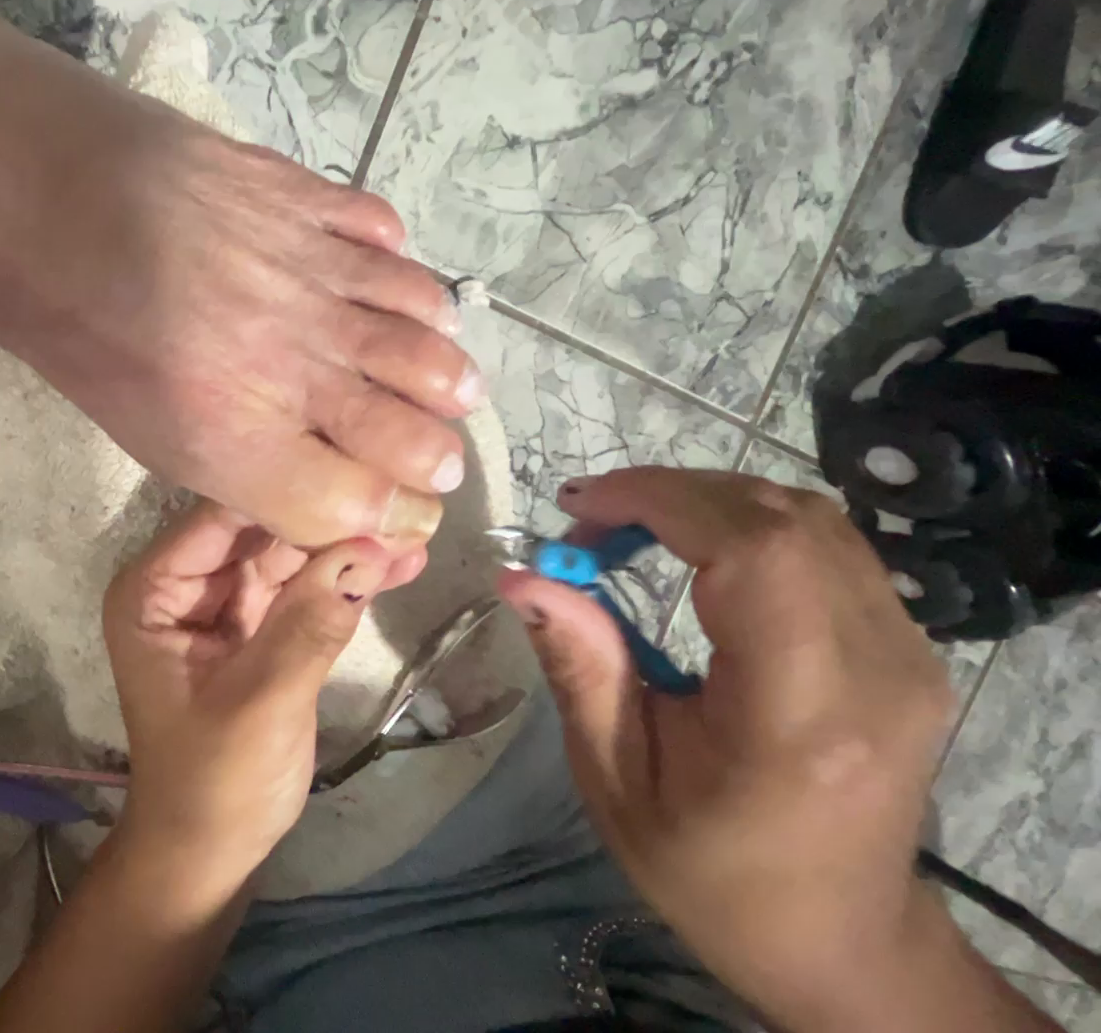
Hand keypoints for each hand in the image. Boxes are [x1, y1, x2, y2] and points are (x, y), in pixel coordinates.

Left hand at [0, 0, 479, 549]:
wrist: (58, 218)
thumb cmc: (96, 348)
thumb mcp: (161, 443)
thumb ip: (255, 472)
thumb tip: (333, 485)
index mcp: (244, 448)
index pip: (364, 505)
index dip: (394, 513)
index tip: (400, 506)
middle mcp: (297, 371)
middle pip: (416, 434)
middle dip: (436, 454)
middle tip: (436, 452)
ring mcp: (314, 281)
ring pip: (426, 337)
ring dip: (443, 370)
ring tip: (445, 381)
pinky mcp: (313, 204)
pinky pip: (388, 244)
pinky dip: (405, 276)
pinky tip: (394, 289)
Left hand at [101, 501, 407, 891]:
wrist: (212, 848)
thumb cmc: (215, 781)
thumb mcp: (260, 701)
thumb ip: (309, 624)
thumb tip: (371, 547)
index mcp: (152, 590)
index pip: (220, 519)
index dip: (287, 493)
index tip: (361, 474)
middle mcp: (183, 584)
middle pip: (259, 531)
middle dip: (327, 521)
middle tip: (403, 500)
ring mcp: (223, 604)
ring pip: (288, 557)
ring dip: (347, 548)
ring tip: (416, 525)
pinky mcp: (259, 628)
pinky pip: (304, 592)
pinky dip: (346, 582)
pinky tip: (401, 564)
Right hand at [499, 468, 960, 1029]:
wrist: (834, 933)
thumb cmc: (707, 868)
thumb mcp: (614, 776)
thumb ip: (577, 664)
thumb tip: (519, 576)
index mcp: (801, 714)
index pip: (755, 554)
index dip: (659, 502)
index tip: (575, 508)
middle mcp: (880, 668)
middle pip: (784, 519)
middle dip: (669, 494)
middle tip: (585, 522)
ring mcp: (909, 653)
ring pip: (809, 519)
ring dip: (703, 503)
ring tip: (623, 531)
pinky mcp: (906, 645)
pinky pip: (825, 545)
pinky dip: (741, 525)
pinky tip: (686, 551)